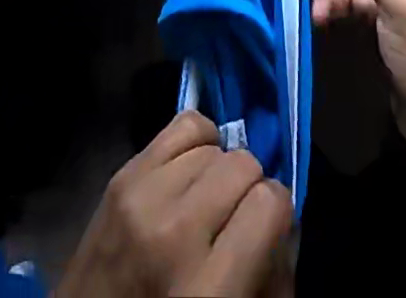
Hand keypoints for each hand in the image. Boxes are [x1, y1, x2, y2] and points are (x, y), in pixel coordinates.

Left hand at [55, 111, 290, 297]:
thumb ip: (274, 271)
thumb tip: (284, 219)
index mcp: (206, 289)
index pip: (270, 202)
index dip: (276, 214)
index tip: (263, 233)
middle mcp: (173, 235)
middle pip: (244, 165)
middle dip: (248, 189)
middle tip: (232, 220)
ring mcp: (141, 199)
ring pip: (215, 145)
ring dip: (219, 171)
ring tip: (204, 202)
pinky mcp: (121, 176)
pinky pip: (184, 124)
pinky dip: (196, 143)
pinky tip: (188, 173)